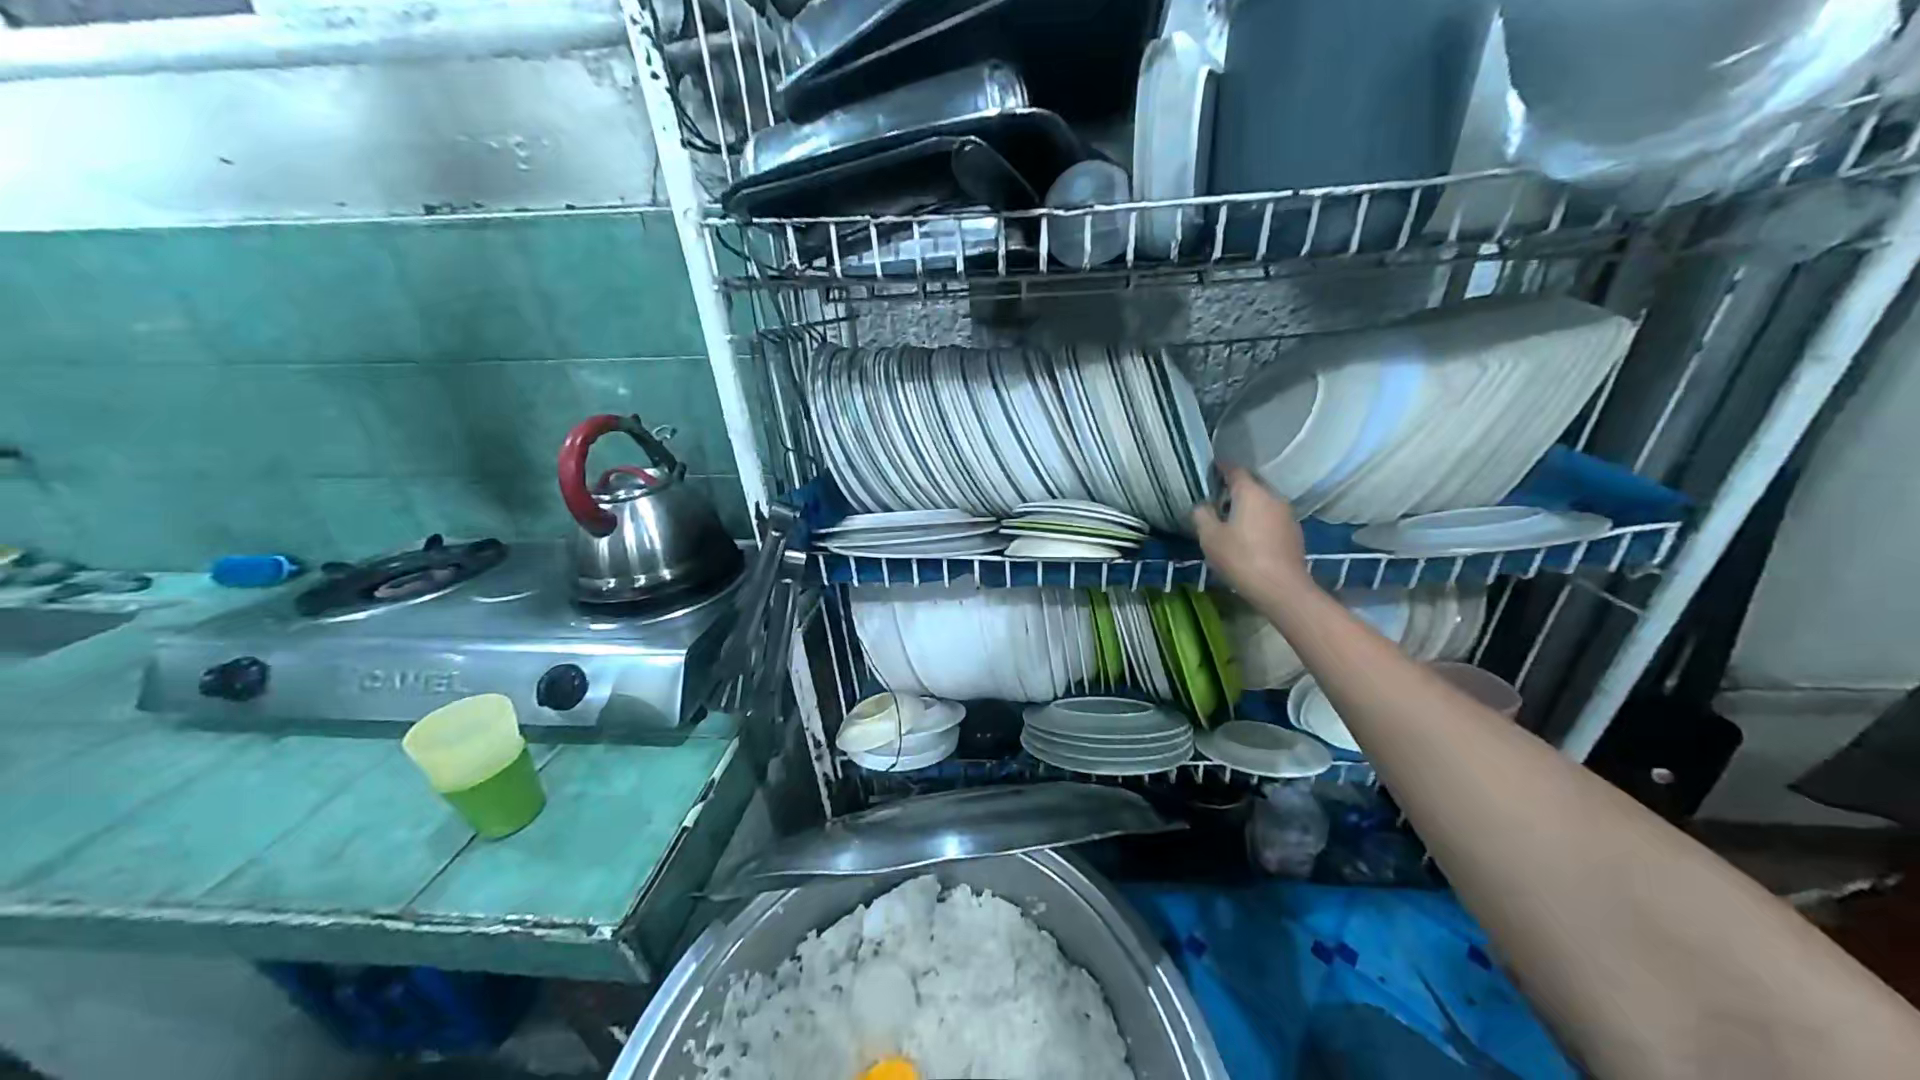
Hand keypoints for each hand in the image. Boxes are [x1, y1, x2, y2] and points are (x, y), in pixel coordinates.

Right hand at [1191, 467, 1312, 599]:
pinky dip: (1259, 521)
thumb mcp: (1210, 537)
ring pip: (1263, 502)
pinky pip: (1272, 518)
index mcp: (1251, 492)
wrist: (1281, 588)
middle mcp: (1272, 496)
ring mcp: (1287, 514)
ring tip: (1231, 520)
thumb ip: (1202, 515)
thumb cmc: (1241, 558)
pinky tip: (1249, 537)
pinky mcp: (1294, 532)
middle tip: (1216, 500)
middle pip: (1251, 485)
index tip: (1208, 472)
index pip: (1234, 470)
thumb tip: (1203, 505)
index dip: (1220, 469)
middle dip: (1234, 489)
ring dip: (1248, 506)